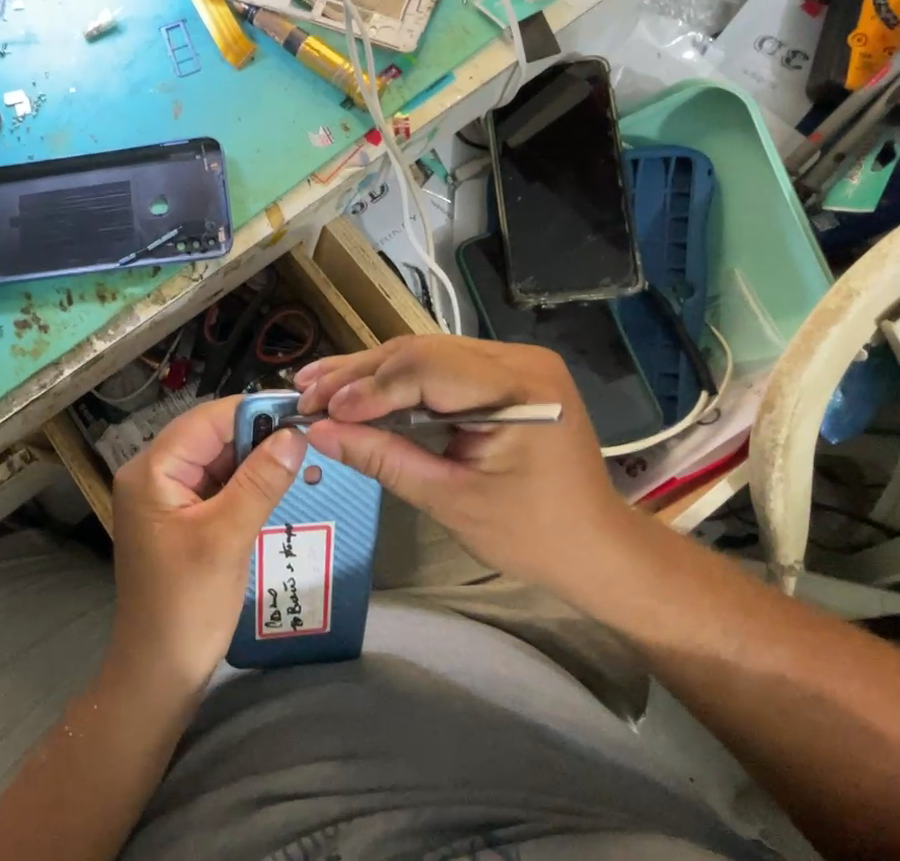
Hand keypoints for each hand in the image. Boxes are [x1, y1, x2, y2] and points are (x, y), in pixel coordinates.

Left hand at [107, 396, 305, 693]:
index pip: (206, 420)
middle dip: (257, 435)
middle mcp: (152, 474)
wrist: (159, 667)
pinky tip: (280, 486)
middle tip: (311, 437)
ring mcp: (164, 498)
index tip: (303, 408)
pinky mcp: (179, 519)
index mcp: (151, 470)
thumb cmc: (188, 603)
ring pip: (216, 461)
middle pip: (210, 437)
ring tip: (304, 457)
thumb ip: (260, 481)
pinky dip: (245, 485)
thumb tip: (294, 435)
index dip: (253, 410)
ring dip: (255, 461)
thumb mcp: (227, 537)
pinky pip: (215, 487)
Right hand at [293, 336, 634, 593]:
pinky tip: (355, 388)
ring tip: (314, 385)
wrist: (595, 547)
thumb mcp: (448, 499)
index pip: (426, 369)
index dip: (367, 388)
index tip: (318, 411)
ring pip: (422, 354)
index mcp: (519, 390)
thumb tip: (316, 432)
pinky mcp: (504, 374)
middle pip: (419, 352)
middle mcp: (518, 360)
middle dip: (358, 375)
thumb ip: (382, 457)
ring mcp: (514, 362)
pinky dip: (395, 381)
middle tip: (304, 394)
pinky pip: (438, 368)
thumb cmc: (530, 534)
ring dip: (368, 373)